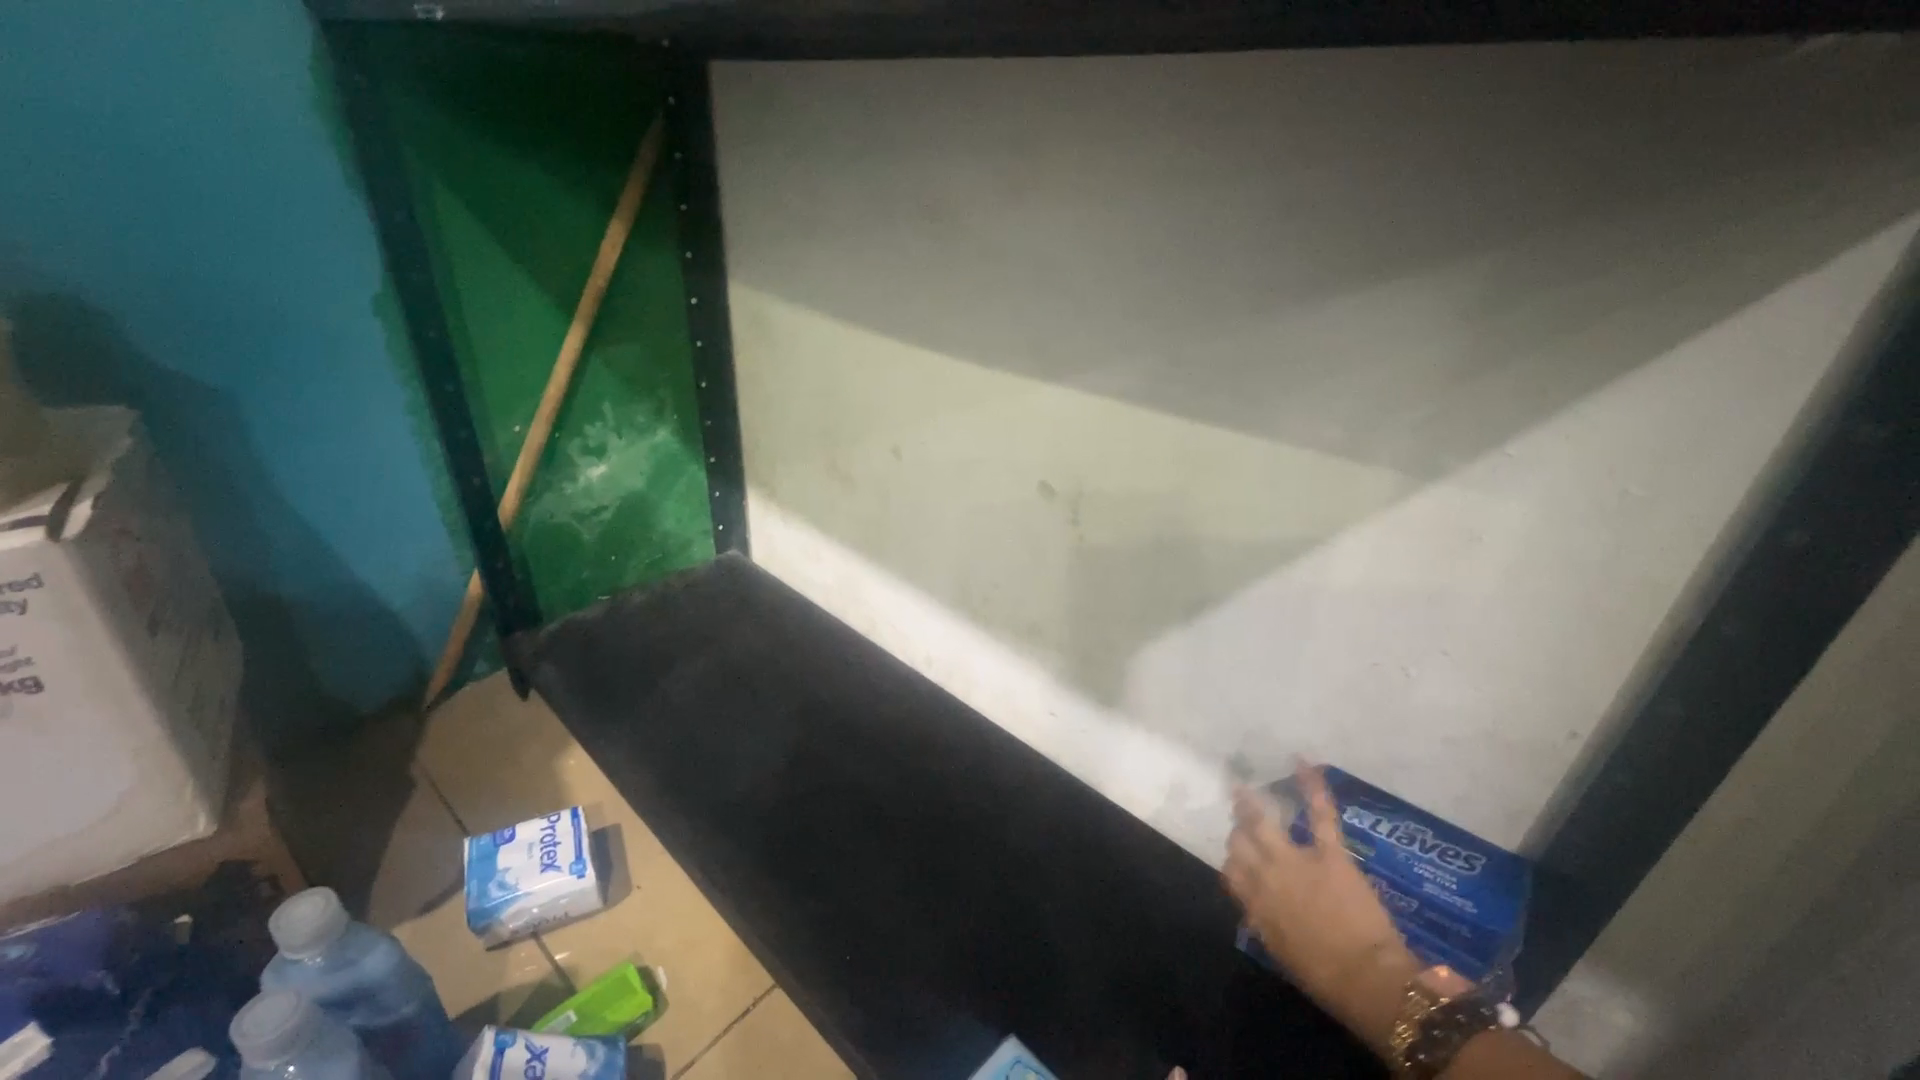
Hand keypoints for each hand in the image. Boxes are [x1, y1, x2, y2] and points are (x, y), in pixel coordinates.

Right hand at [1223, 762, 1418, 1036]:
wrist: (1365, 978)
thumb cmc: (1325, 978)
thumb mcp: (1282, 953)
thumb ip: (1266, 924)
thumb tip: (1258, 910)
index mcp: (1255, 905)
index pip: (1230, 871)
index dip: (1233, 859)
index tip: (1238, 855)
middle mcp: (1265, 877)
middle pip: (1240, 842)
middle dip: (1239, 828)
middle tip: (1240, 815)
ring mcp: (1295, 860)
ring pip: (1264, 823)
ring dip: (1252, 804)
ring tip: (1244, 787)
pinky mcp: (1329, 853)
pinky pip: (1319, 814)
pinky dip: (1313, 786)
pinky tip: (1303, 762)